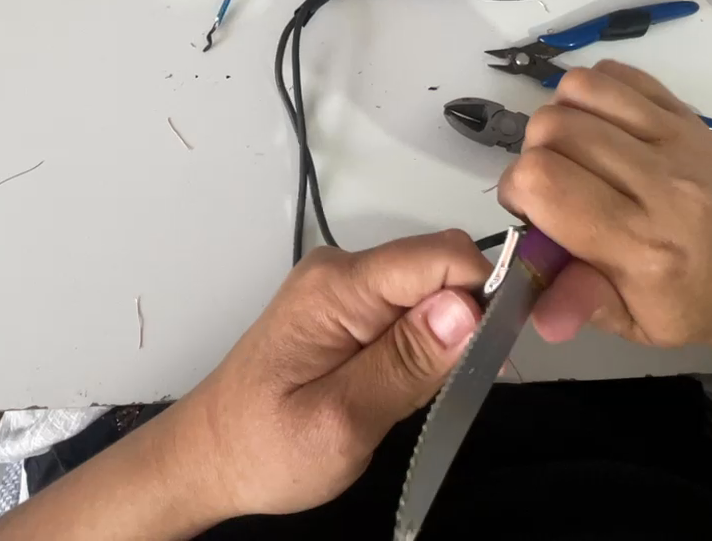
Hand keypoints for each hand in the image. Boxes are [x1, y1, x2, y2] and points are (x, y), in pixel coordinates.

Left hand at [156, 231, 491, 521]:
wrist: (210, 455)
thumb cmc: (267, 446)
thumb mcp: (343, 419)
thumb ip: (407, 363)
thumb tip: (468, 306)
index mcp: (338, 285)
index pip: (437, 256)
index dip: (482, 291)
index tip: (500, 349)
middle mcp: (340, 270)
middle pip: (434, 268)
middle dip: (466, 318)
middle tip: (458, 388)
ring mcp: (338, 287)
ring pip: (422, 290)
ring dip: (442, 336)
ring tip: (424, 396)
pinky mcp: (339, 309)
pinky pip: (401, 308)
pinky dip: (419, 343)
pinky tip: (404, 384)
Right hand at [497, 60, 711, 356]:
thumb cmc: (690, 304)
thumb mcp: (634, 325)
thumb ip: (579, 306)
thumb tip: (536, 314)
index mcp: (643, 244)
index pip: (545, 181)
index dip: (516, 188)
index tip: (527, 209)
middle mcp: (662, 185)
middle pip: (553, 128)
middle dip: (532, 153)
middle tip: (551, 183)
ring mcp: (679, 140)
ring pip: (580, 90)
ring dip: (559, 116)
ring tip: (573, 151)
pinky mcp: (689, 116)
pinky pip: (616, 73)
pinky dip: (591, 92)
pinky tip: (598, 127)